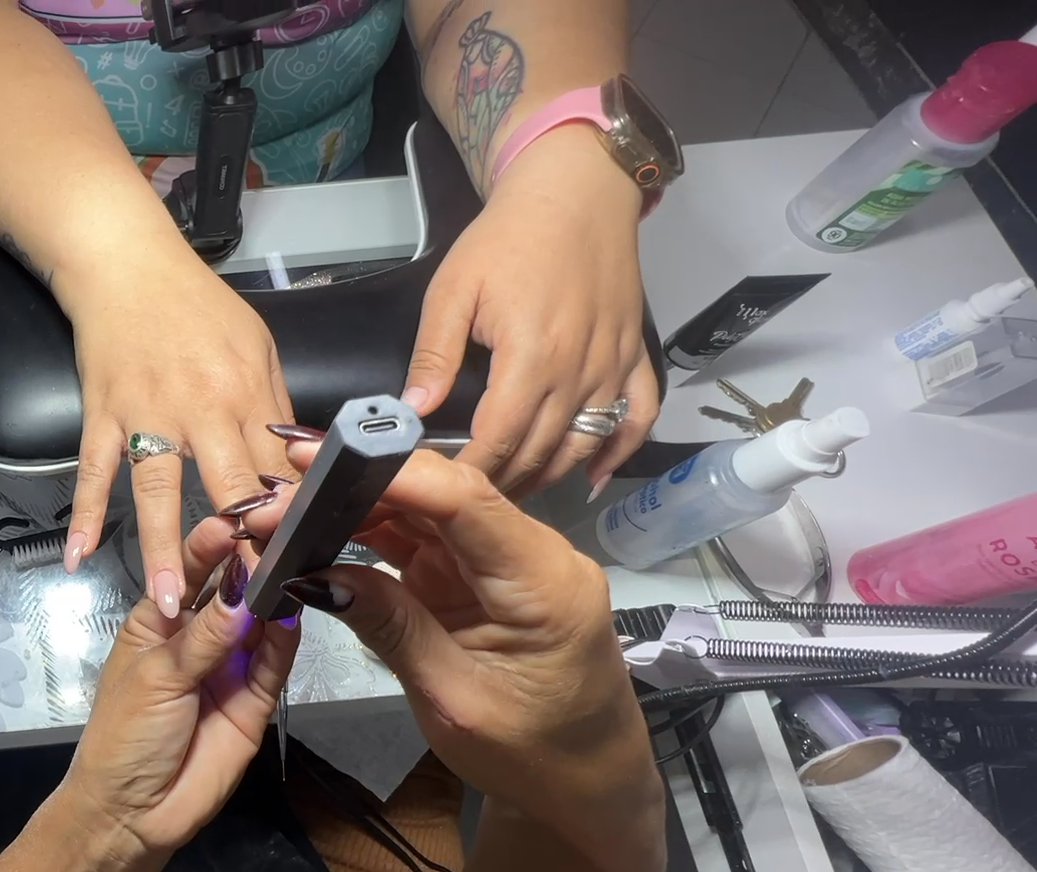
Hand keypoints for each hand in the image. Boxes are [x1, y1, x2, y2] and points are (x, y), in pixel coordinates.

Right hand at [60, 254, 295, 618]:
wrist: (127, 266)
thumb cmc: (198, 305)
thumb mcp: (256, 345)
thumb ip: (271, 406)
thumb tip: (287, 462)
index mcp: (245, 391)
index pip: (276, 467)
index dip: (288, 517)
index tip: (295, 563)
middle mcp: (199, 408)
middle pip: (228, 486)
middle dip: (242, 544)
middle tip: (249, 601)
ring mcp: (145, 416)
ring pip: (158, 490)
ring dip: (163, 548)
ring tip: (169, 603)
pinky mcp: (103, 418)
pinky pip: (93, 472)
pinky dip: (83, 515)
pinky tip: (76, 557)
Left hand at [64, 518, 299, 855]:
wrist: (134, 813)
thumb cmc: (126, 733)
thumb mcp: (158, 677)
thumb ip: (205, 637)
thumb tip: (246, 591)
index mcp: (158, 620)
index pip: (187, 572)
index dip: (209, 547)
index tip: (234, 521)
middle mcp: (197, 636)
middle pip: (230, 591)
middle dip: (249, 565)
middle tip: (277, 536)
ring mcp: (229, 666)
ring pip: (258, 621)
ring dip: (274, 596)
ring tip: (295, 565)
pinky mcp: (256, 698)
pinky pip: (275, 662)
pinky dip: (287, 638)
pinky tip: (298, 610)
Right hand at [246, 448, 651, 826]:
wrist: (581, 782)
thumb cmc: (531, 754)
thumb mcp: (451, 700)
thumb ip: (390, 627)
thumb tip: (315, 573)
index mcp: (542, 583)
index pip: (464, 500)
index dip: (390, 471)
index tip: (317, 463)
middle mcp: (527, 553)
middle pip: (438, 493)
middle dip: (356, 487)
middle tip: (280, 500)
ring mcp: (499, 560)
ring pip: (421, 509)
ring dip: (354, 507)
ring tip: (288, 517)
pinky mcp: (475, 573)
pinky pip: (418, 537)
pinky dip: (368, 532)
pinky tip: (322, 533)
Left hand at [404, 126, 658, 495]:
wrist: (575, 191)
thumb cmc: (504, 241)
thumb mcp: (451, 292)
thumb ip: (434, 356)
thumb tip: (411, 412)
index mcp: (533, 357)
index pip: (499, 439)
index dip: (472, 473)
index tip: (445, 493)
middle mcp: (580, 371)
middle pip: (541, 451)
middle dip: (503, 482)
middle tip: (469, 502)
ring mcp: (614, 365)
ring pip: (585, 443)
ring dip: (548, 475)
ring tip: (511, 495)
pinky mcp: (635, 354)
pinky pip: (638, 414)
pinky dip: (618, 450)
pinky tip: (592, 478)